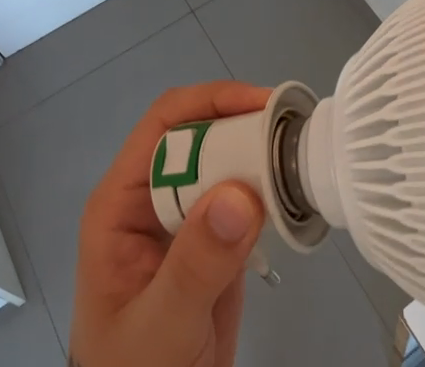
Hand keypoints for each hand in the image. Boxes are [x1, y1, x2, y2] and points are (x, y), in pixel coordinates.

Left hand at [71, 83, 270, 366]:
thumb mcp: (160, 322)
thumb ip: (197, 263)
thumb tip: (241, 192)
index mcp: (120, 205)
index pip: (163, 128)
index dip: (210, 103)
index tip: (263, 106)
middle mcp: (152, 202)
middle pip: (200, 138)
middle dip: (245, 128)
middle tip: (295, 135)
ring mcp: (186, 223)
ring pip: (226, 165)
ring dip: (262, 157)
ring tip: (303, 157)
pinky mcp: (217, 245)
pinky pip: (245, 202)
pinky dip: (271, 192)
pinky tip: (296, 194)